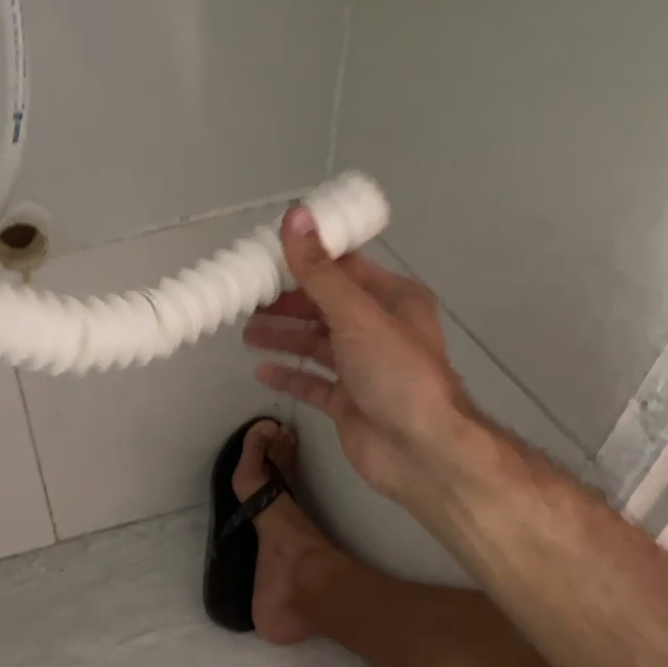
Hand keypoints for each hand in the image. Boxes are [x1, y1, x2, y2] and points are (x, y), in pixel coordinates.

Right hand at [243, 206, 476, 500]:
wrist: (420, 450)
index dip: (308, 259)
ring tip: (247, 332)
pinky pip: (312, 382)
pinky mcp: (347, 402)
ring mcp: (362, 368)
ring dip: (284, 337)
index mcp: (392, 300)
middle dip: (288, 303)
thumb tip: (294, 217)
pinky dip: (288, 375)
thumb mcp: (356, 315)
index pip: (344, 268)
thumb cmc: (397, 374)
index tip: (267, 254)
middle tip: (248, 299)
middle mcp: (378, 330)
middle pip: (325, 307)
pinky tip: (261, 371)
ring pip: (316, 344)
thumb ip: (319, 272)